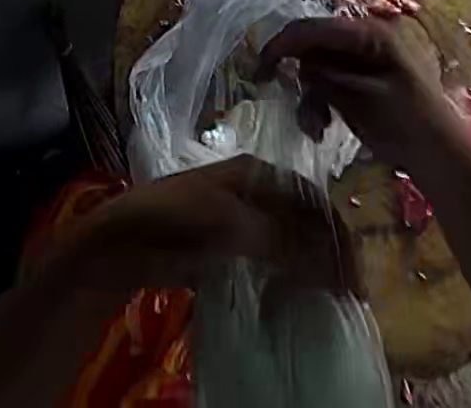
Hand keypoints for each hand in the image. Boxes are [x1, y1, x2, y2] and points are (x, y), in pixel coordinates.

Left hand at [51, 156, 360, 297]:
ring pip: (290, 240)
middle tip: (349, 289)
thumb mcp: (220, 218)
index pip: (308, 195)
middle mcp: (255, 191)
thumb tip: (316, 252)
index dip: (333, 228)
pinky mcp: (229, 248)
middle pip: (303, 218)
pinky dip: (288, 276)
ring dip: (312, 265)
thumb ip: (268, 233)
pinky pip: (269, 261)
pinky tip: (296, 298)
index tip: (352, 267)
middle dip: (328, 249)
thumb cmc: (169, 214)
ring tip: (331, 297)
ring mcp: (242, 220)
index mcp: (256, 172)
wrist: (119, 242)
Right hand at [257, 17, 461, 175]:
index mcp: (369, 34)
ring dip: (308, 97)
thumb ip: (329, 78)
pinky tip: (321, 128)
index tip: (259, 69)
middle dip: (296, 74)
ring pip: (314, 68)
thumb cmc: (409, 121)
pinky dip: (317, 104)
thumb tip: (297, 64)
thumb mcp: (366, 99)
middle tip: (270, 91)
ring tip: (315, 127)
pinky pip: (324, 84)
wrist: (438, 154)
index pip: (314, 28)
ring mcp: (358, 60)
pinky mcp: (355, 81)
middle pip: (311, 45)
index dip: (283, 44)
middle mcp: (361, 40)